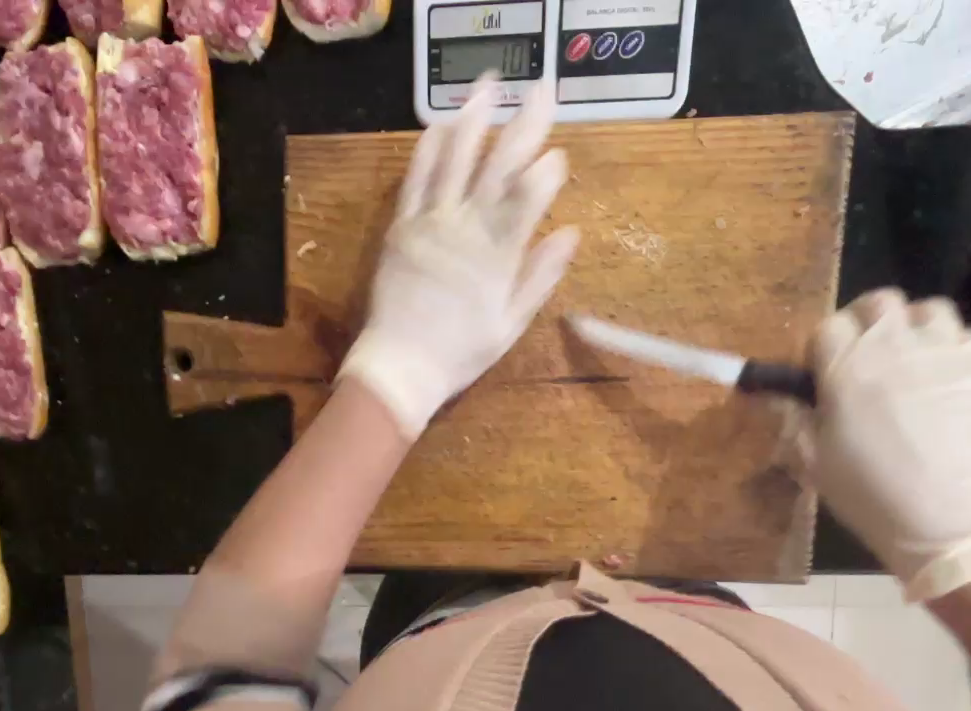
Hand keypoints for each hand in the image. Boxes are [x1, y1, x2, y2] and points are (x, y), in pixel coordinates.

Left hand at [337, 76, 581, 438]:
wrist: (399, 366)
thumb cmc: (460, 352)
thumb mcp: (510, 324)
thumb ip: (539, 276)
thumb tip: (571, 233)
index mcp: (497, 256)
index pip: (528, 198)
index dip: (545, 172)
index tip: (560, 154)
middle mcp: (465, 229)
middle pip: (498, 166)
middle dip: (524, 124)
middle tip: (543, 89)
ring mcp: (429, 223)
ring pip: (454, 160)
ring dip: (474, 118)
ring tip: (489, 85)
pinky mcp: (401, 226)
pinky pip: (415, 178)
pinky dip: (429, 148)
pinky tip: (441, 124)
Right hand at [809, 288, 970, 600]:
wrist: (946, 517)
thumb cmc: (867, 493)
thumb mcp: (813, 459)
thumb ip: (798, 417)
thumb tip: (781, 395)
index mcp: (845, 370)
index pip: (827, 326)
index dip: (824, 344)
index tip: (825, 367)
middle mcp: (895, 348)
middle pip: (878, 302)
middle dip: (867, 321)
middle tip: (867, 353)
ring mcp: (947, 351)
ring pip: (928, 310)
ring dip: (914, 328)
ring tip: (913, 359)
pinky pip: (968, 336)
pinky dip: (953, 351)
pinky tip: (948, 381)